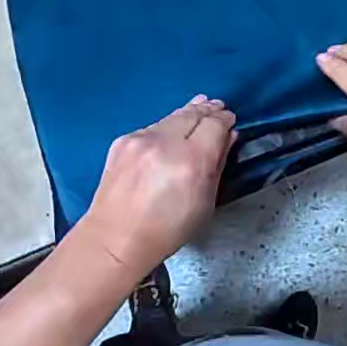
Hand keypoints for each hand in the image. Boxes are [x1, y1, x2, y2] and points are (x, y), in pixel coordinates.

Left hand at [71, 95, 235, 275]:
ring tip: (198, 109)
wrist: (116, 238)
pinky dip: (164, 127)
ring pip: (170, 117)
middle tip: (218, 107)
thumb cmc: (166, 229)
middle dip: (208, 110)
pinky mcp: (122, 141)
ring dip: (187, 114)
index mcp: (190, 161)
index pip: (214, 124)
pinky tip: (170, 131)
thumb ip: (217, 165)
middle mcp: (164, 143)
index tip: (230, 120)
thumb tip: (226, 138)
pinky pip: (151, 128)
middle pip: (193, 114)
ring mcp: (140, 140)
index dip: (225, 120)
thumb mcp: (205, 203)